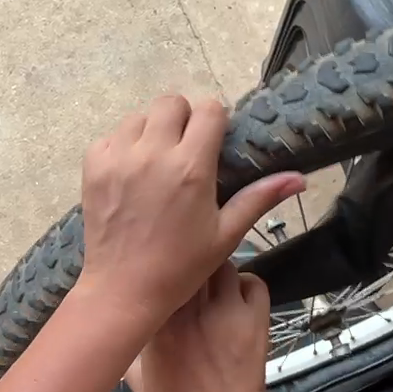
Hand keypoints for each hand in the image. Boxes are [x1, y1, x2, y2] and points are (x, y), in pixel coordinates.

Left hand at [74, 95, 302, 328]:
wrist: (124, 289)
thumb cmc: (180, 267)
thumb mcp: (226, 234)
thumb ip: (260, 198)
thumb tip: (299, 178)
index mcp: (191, 167)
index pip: (209, 109)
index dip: (215, 121)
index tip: (213, 142)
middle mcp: (153, 153)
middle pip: (170, 102)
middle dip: (182, 118)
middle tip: (184, 149)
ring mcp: (118, 158)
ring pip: (138, 116)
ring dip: (151, 131)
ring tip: (156, 162)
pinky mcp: (93, 167)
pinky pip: (110, 137)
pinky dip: (122, 147)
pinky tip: (130, 174)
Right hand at [127, 263, 279, 391]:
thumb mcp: (134, 377)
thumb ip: (127, 345)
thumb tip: (120, 324)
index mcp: (154, 323)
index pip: (153, 274)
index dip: (156, 268)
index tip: (156, 274)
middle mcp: (187, 310)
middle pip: (188, 260)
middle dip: (186, 261)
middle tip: (186, 272)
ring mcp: (223, 311)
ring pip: (221, 264)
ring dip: (216, 271)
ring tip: (213, 287)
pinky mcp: (254, 318)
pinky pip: (252, 282)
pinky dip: (245, 285)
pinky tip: (237, 299)